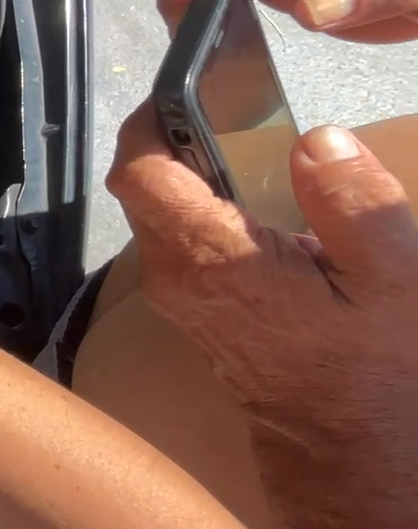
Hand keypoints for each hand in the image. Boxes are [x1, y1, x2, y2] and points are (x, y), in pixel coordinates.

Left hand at [105, 103, 417, 471]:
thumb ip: (354, 202)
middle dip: (157, 144)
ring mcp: (170, 289)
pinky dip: (187, 207)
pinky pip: (168, 240)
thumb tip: (318, 139)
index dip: (147, 129)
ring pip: (148, 216)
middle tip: (204, 109)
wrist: (343, 433)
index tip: (170, 95)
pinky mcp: (183, 301)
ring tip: (225, 142)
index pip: (143, 177)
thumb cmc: (376, 360)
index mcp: (212, 255)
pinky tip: (235, 196)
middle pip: (136, 192)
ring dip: (172, 176)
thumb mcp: (394, 276)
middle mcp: (171, 270)